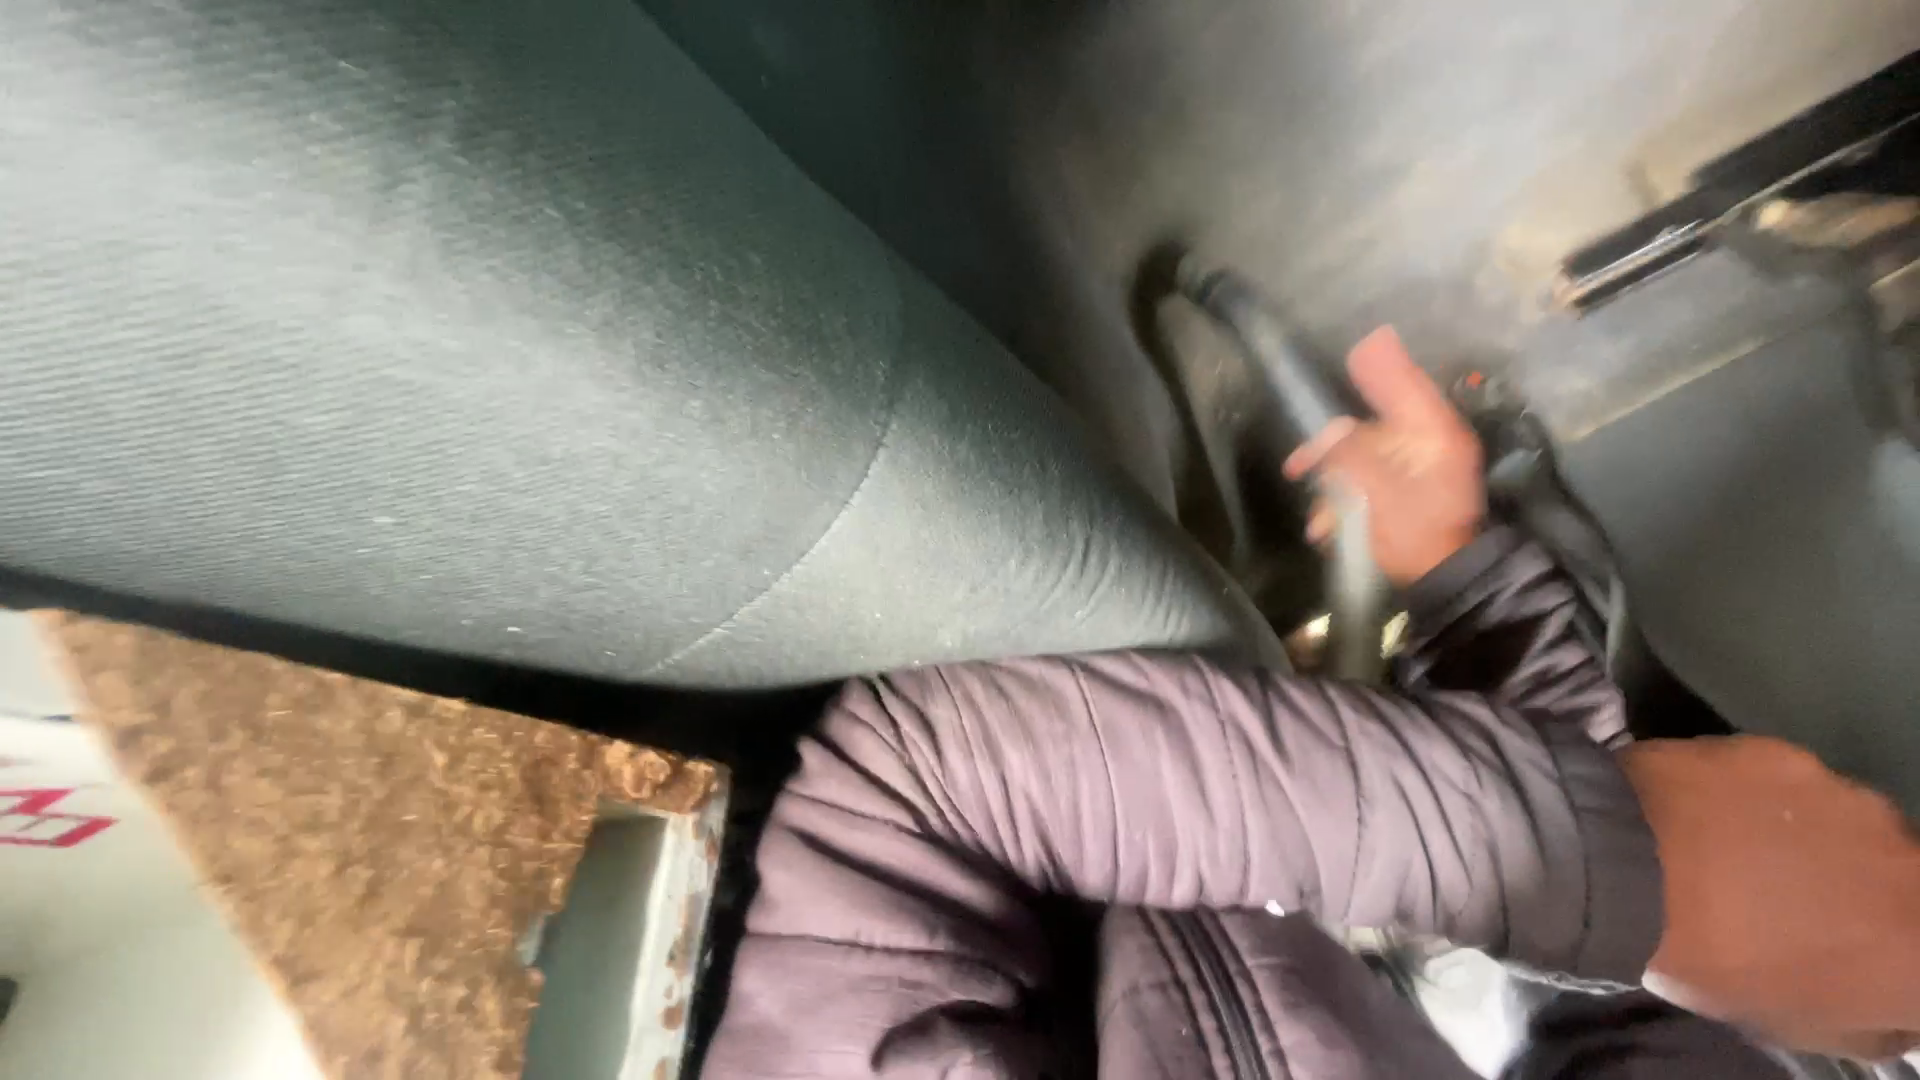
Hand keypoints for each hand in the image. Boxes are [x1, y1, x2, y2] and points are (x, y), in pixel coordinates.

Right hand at [1282, 327, 1484, 585]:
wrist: (1442, 582)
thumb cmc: (1416, 535)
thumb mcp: (1379, 493)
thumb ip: (1351, 456)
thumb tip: (1329, 431)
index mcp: (1433, 436)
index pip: (1406, 389)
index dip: (1383, 367)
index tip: (1366, 343)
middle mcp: (1427, 446)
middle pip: (1370, 430)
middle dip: (1330, 451)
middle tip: (1296, 465)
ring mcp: (1416, 472)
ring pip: (1362, 462)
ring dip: (1333, 488)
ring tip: (1320, 521)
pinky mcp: (1404, 494)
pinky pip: (1366, 486)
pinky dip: (1345, 504)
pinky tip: (1330, 530)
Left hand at [1621, 736, 1919, 1058]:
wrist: (1623, 871)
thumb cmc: (1711, 961)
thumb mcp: (1800, 1022)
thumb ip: (1865, 1015)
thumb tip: (1880, 1001)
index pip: (1909, 938)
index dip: (1869, 931)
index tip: (1825, 928)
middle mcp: (1911, 865)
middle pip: (1885, 867)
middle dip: (1838, 872)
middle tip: (1764, 877)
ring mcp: (1847, 799)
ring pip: (1830, 812)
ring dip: (1791, 823)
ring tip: (1719, 834)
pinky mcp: (1776, 753)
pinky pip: (1768, 771)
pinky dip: (1737, 782)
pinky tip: (1692, 798)